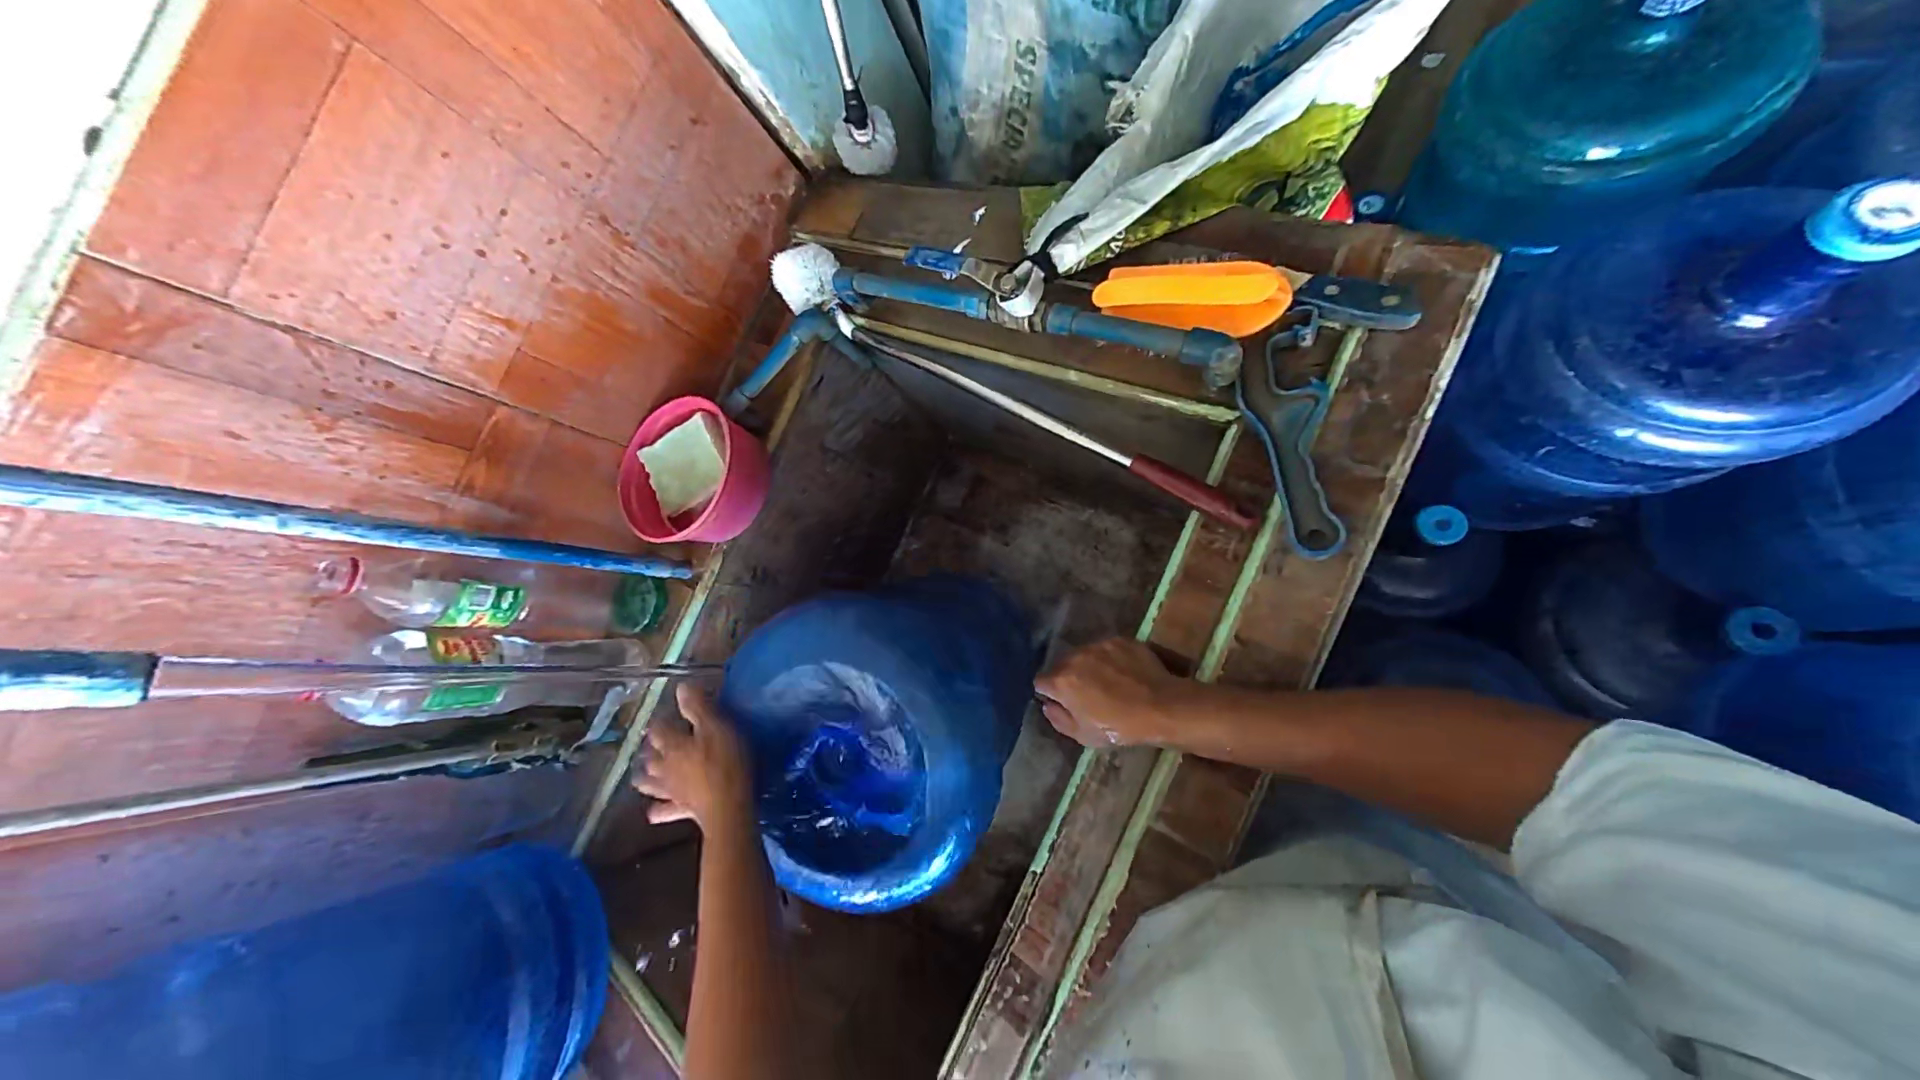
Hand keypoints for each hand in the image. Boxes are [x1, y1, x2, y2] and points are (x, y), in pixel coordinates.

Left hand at [632, 683, 754, 829]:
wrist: (728, 808)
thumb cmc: (725, 763)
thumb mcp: (717, 727)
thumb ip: (698, 707)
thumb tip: (680, 687)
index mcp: (672, 745)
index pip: (658, 728)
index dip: (663, 718)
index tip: (670, 712)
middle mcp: (664, 768)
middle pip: (649, 756)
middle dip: (650, 747)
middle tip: (657, 740)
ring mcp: (669, 791)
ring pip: (648, 782)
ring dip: (645, 775)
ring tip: (647, 771)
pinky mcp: (679, 810)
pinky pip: (662, 810)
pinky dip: (657, 808)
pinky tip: (654, 809)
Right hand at [1035, 638, 1188, 748]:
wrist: (1162, 707)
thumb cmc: (1119, 727)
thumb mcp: (1083, 736)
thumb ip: (1058, 719)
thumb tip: (1048, 706)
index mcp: (1061, 680)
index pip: (1040, 682)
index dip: (1050, 694)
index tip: (1063, 703)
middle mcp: (1075, 657)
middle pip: (1061, 665)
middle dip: (1068, 678)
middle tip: (1086, 694)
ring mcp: (1099, 645)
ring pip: (1084, 655)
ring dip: (1088, 666)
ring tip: (1107, 683)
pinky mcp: (1120, 640)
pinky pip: (1106, 649)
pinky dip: (1110, 660)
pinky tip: (1124, 674)